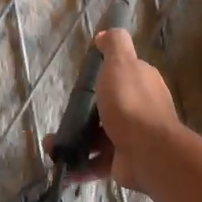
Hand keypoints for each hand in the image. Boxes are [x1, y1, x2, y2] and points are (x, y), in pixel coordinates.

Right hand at [61, 29, 179, 192]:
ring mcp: (133, 137)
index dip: (103, 76)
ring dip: (75, 141)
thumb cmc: (130, 102)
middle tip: (63, 116)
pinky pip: (98, 162)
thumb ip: (115, 44)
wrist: (148, 152)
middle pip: (108, 107)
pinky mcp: (124, 161)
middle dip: (83, 113)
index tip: (81, 83)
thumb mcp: (121, 62)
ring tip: (52, 146)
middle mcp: (140, 108)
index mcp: (142, 82)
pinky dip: (80, 165)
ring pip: (99, 136)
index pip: (122, 75)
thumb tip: (105, 35)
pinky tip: (64, 167)